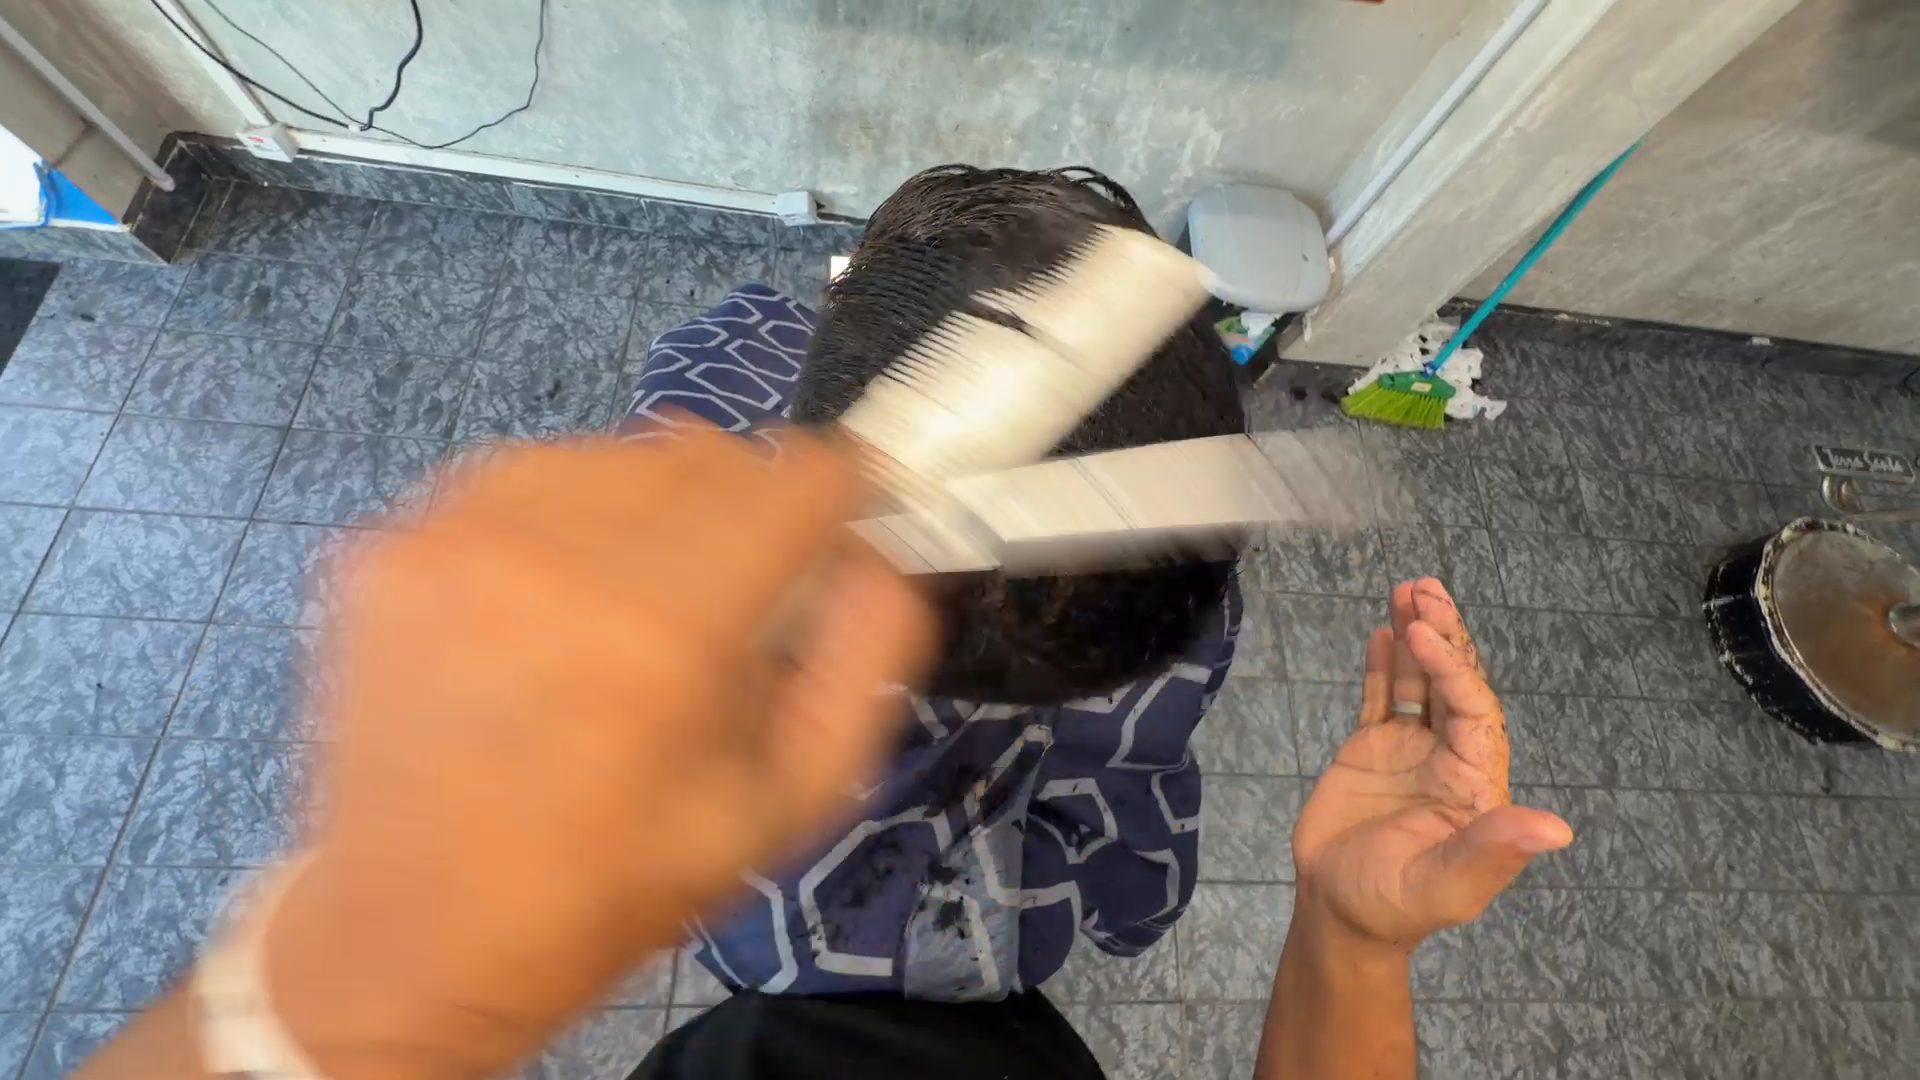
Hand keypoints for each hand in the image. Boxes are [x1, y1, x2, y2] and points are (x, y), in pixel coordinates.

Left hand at [265, 427, 933, 1079]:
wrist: (411, 935)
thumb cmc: (627, 873)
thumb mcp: (794, 798)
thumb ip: (870, 659)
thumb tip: (877, 553)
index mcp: (670, 632)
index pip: (801, 475)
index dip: (846, 485)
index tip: (845, 516)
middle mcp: (560, 557)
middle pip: (720, 449)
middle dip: (761, 502)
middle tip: (749, 578)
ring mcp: (462, 535)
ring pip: (634, 448)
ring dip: (675, 501)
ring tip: (654, 587)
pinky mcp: (396, 539)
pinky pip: (543, 469)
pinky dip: (586, 507)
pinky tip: (571, 585)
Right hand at [1289, 579, 1571, 953]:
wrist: (1337, 906)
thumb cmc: (1391, 902)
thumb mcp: (1443, 885)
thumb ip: (1490, 853)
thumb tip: (1555, 826)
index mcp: (1473, 784)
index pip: (1472, 711)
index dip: (1451, 669)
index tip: (1422, 633)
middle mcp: (1446, 756)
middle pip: (1451, 684)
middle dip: (1442, 636)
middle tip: (1423, 587)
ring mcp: (1406, 749)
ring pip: (1416, 682)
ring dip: (1412, 637)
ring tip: (1405, 591)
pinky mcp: (1369, 748)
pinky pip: (1380, 697)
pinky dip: (1380, 665)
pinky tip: (1381, 632)